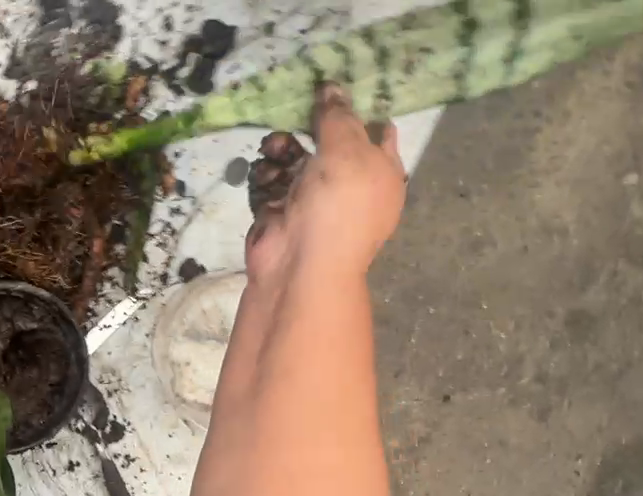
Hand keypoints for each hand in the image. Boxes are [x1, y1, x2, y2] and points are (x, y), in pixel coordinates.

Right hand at [245, 83, 405, 282]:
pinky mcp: (276, 216)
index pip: (377, 134)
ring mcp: (308, 204)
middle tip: (295, 120)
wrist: (300, 264)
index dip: (358, 112)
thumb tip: (330, 85)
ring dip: (280, 152)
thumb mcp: (346, 149)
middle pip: (327, 145)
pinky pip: (268, 188)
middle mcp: (345, 187)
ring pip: (294, 164)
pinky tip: (263, 175)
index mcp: (378, 173)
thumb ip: (336, 115)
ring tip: (271, 149)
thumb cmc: (338, 205)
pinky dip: (264, 178)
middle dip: (309, 130)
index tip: (336, 94)